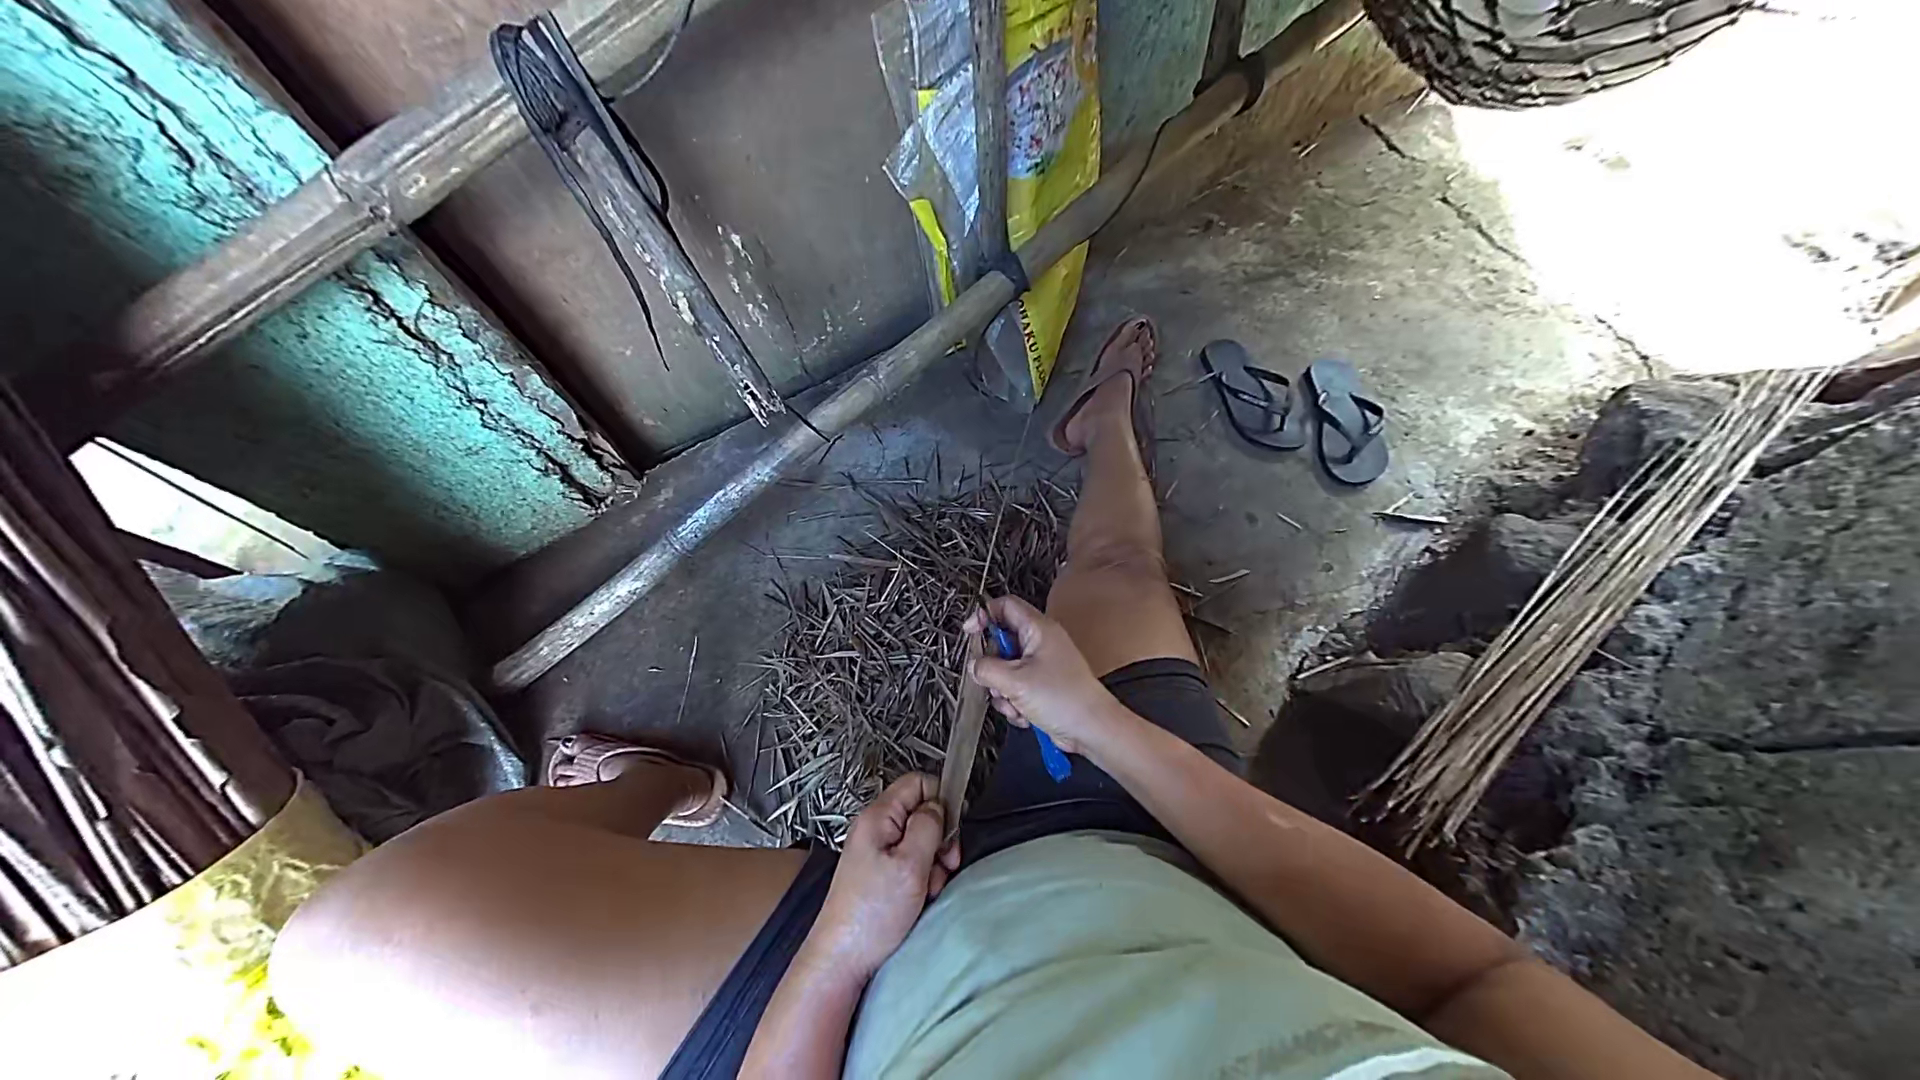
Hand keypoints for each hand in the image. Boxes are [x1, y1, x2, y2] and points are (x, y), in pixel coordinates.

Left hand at [808, 773, 960, 980]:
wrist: (842, 961)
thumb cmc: (869, 916)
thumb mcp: (910, 864)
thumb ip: (928, 826)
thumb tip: (939, 806)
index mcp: (878, 817)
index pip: (918, 782)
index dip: (940, 800)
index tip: (952, 827)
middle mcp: (875, 828)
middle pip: (921, 812)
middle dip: (939, 837)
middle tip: (943, 862)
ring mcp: (876, 851)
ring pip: (919, 840)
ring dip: (932, 861)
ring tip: (927, 886)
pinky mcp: (879, 873)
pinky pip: (911, 862)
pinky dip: (922, 876)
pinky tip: (919, 896)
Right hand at [964, 596, 1125, 754]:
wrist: (1092, 729)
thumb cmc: (1066, 699)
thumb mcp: (1015, 681)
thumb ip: (986, 668)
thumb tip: (974, 665)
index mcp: (1038, 629)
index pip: (1005, 606)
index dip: (984, 614)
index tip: (971, 631)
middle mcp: (1041, 643)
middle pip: (1001, 642)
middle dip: (993, 666)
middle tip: (995, 680)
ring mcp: (1042, 665)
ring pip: (1006, 669)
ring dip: (1002, 690)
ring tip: (1014, 702)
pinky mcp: (1043, 685)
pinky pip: (1016, 687)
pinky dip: (1014, 701)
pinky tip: (1024, 713)